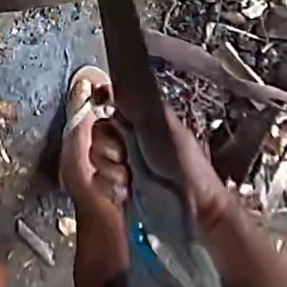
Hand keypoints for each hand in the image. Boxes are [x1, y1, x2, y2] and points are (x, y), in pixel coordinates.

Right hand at [87, 100, 238, 230]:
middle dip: (108, 148)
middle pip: (97, 134)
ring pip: (95, 159)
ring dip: (111, 170)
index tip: (113, 126)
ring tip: (131, 176)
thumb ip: (136, 100)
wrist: (191, 207)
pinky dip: (111, 187)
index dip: (106, 117)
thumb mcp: (162, 121)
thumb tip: (118, 79)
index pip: (108, 108)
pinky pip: (98, 182)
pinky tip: (127, 190)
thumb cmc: (184, 163)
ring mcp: (123, 164)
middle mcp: (130, 139)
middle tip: (125, 155)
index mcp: (140, 119)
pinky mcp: (119, 189)